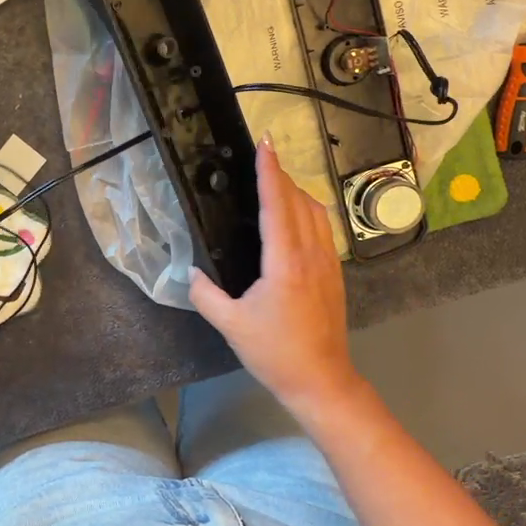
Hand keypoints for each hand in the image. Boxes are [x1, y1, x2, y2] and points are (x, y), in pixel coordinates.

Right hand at [189, 142, 365, 410]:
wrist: (320, 380)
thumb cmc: (274, 352)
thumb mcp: (230, 325)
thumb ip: (206, 294)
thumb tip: (192, 272)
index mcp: (284, 262)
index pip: (277, 205)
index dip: (269, 172)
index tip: (264, 144)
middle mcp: (310, 255)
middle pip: (299, 201)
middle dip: (281, 175)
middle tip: (262, 156)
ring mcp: (327, 263)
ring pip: (316, 213)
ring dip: (297, 192)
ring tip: (276, 182)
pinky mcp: (334, 274)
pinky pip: (323, 229)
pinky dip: (308, 211)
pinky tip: (295, 217)